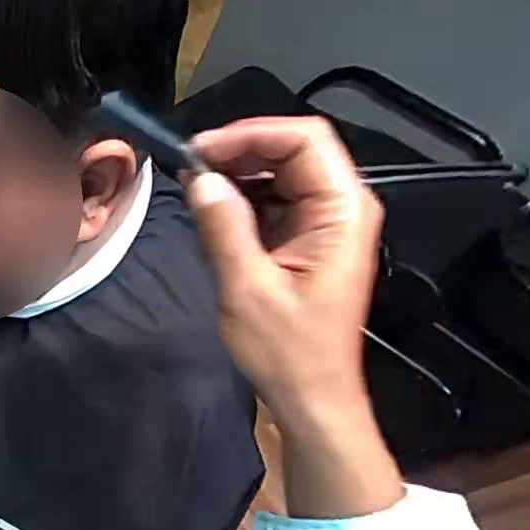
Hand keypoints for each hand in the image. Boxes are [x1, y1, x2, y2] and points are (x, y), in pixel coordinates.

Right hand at [184, 117, 401, 517]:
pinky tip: (212, 211)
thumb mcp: (246, 287)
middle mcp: (340, 209)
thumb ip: (223, 228)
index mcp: (341, 212)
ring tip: (194, 187)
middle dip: (240, 152)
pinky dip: (242, 203)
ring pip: (281, 178)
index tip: (199, 150)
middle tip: (189, 167)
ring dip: (238, 177)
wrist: (310, 394)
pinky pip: (274, 207)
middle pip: (294, 153)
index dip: (250, 135)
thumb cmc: (286, 349)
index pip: (304, 141)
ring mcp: (324, 227)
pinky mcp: (306, 245)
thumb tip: (200, 181)